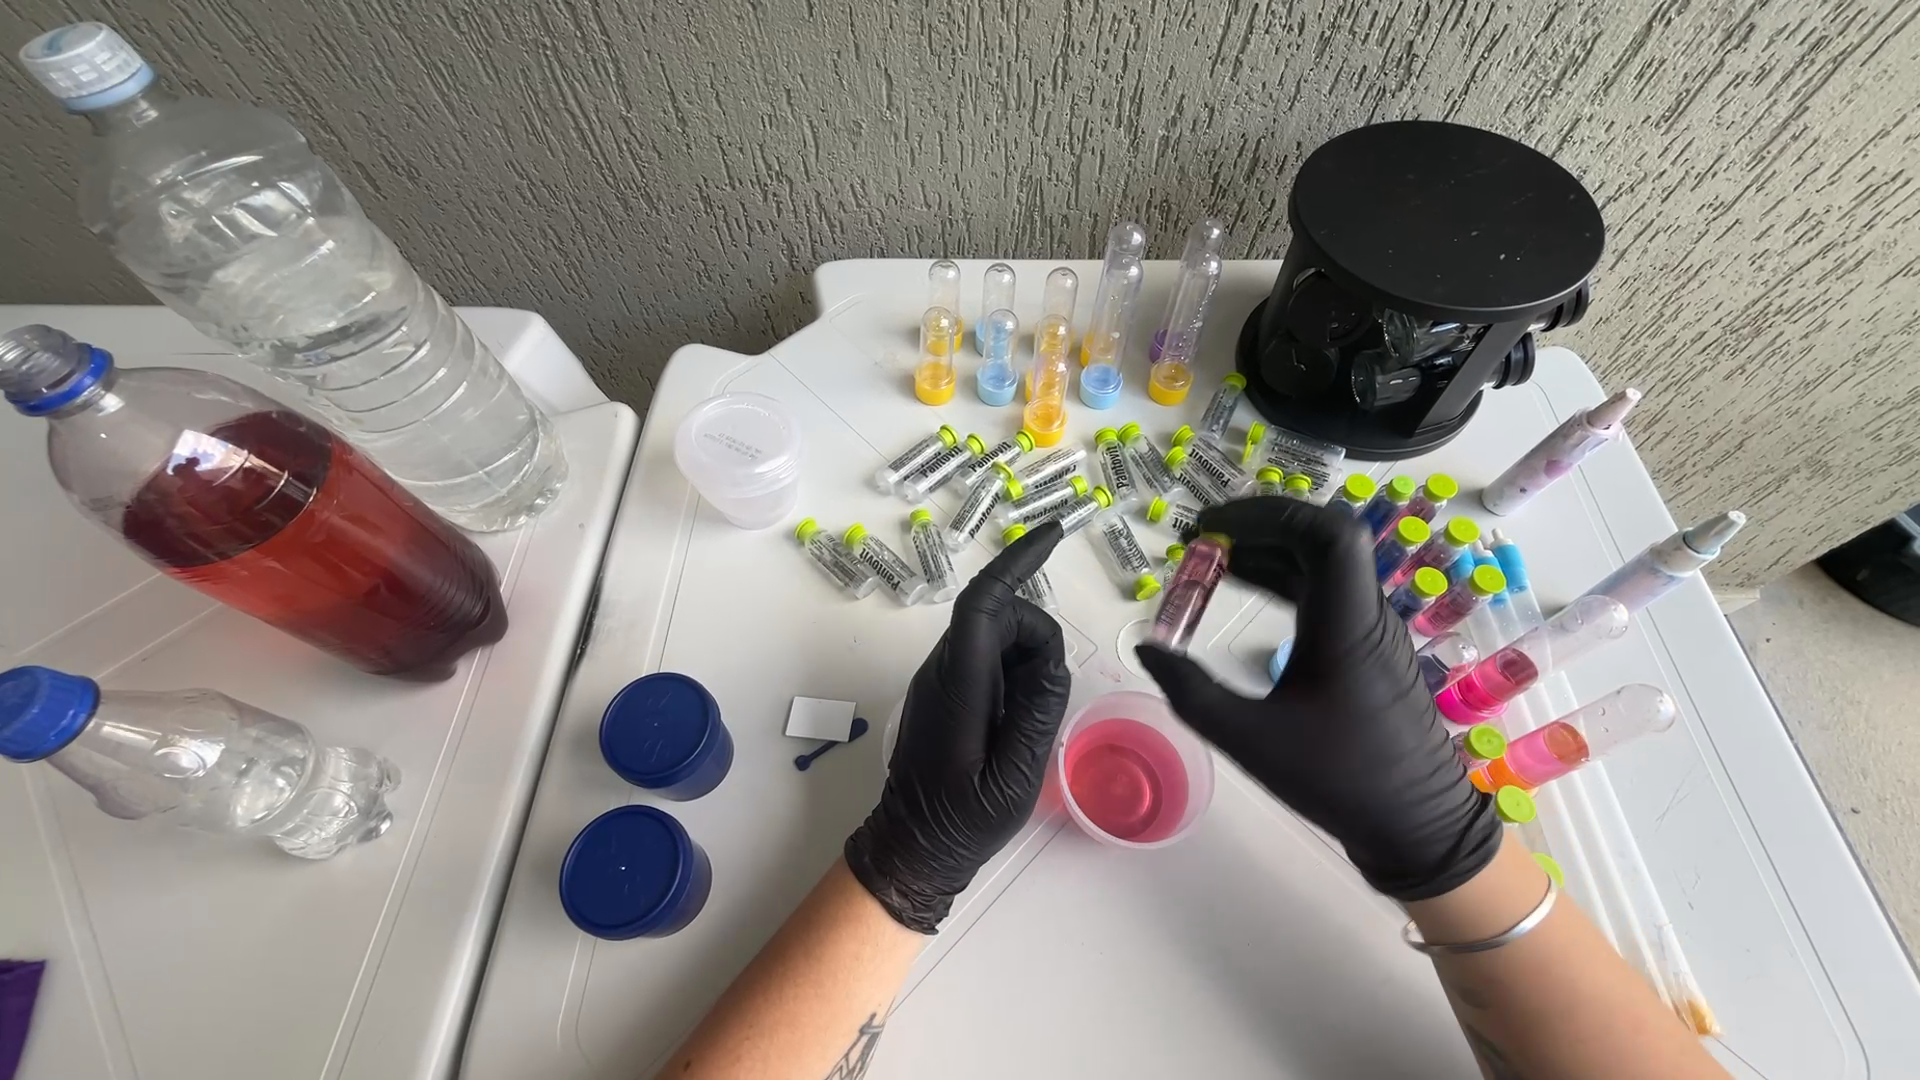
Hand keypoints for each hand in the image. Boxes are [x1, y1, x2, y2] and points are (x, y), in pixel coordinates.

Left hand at [845, 522, 1071, 932]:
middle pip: (997, 614)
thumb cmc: (963, 820)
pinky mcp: (945, 688)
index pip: (985, 604)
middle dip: (1035, 635)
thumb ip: (1037, 712)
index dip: (1016, 563)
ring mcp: (941, 676)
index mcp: (960, 685)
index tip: (1053, 536)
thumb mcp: (1016, 776)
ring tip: (1028, 720)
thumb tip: (1051, 659)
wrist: (912, 846)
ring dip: (1026, 657)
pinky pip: (987, 655)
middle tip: (1045, 698)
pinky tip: (1018, 713)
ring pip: (994, 633)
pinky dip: (1014, 669)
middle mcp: (944, 668)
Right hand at [1134, 498, 1499, 900]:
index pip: (1326, 533)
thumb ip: (1190, 691)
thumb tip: (1147, 650)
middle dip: (1255, 526)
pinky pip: (1318, 592)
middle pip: (1318, 538)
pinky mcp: (1362, 648)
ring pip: (1317, 563)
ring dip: (1264, 551)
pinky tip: (1240, 587)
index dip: (1267, 514)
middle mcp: (1362, 614)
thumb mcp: (1248, 739)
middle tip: (1200, 538)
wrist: (1417, 827)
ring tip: (1208, 559)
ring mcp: (1367, 629)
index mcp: (1345, 624)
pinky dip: (1277, 578)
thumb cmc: (1337, 780)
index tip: (1212, 529)